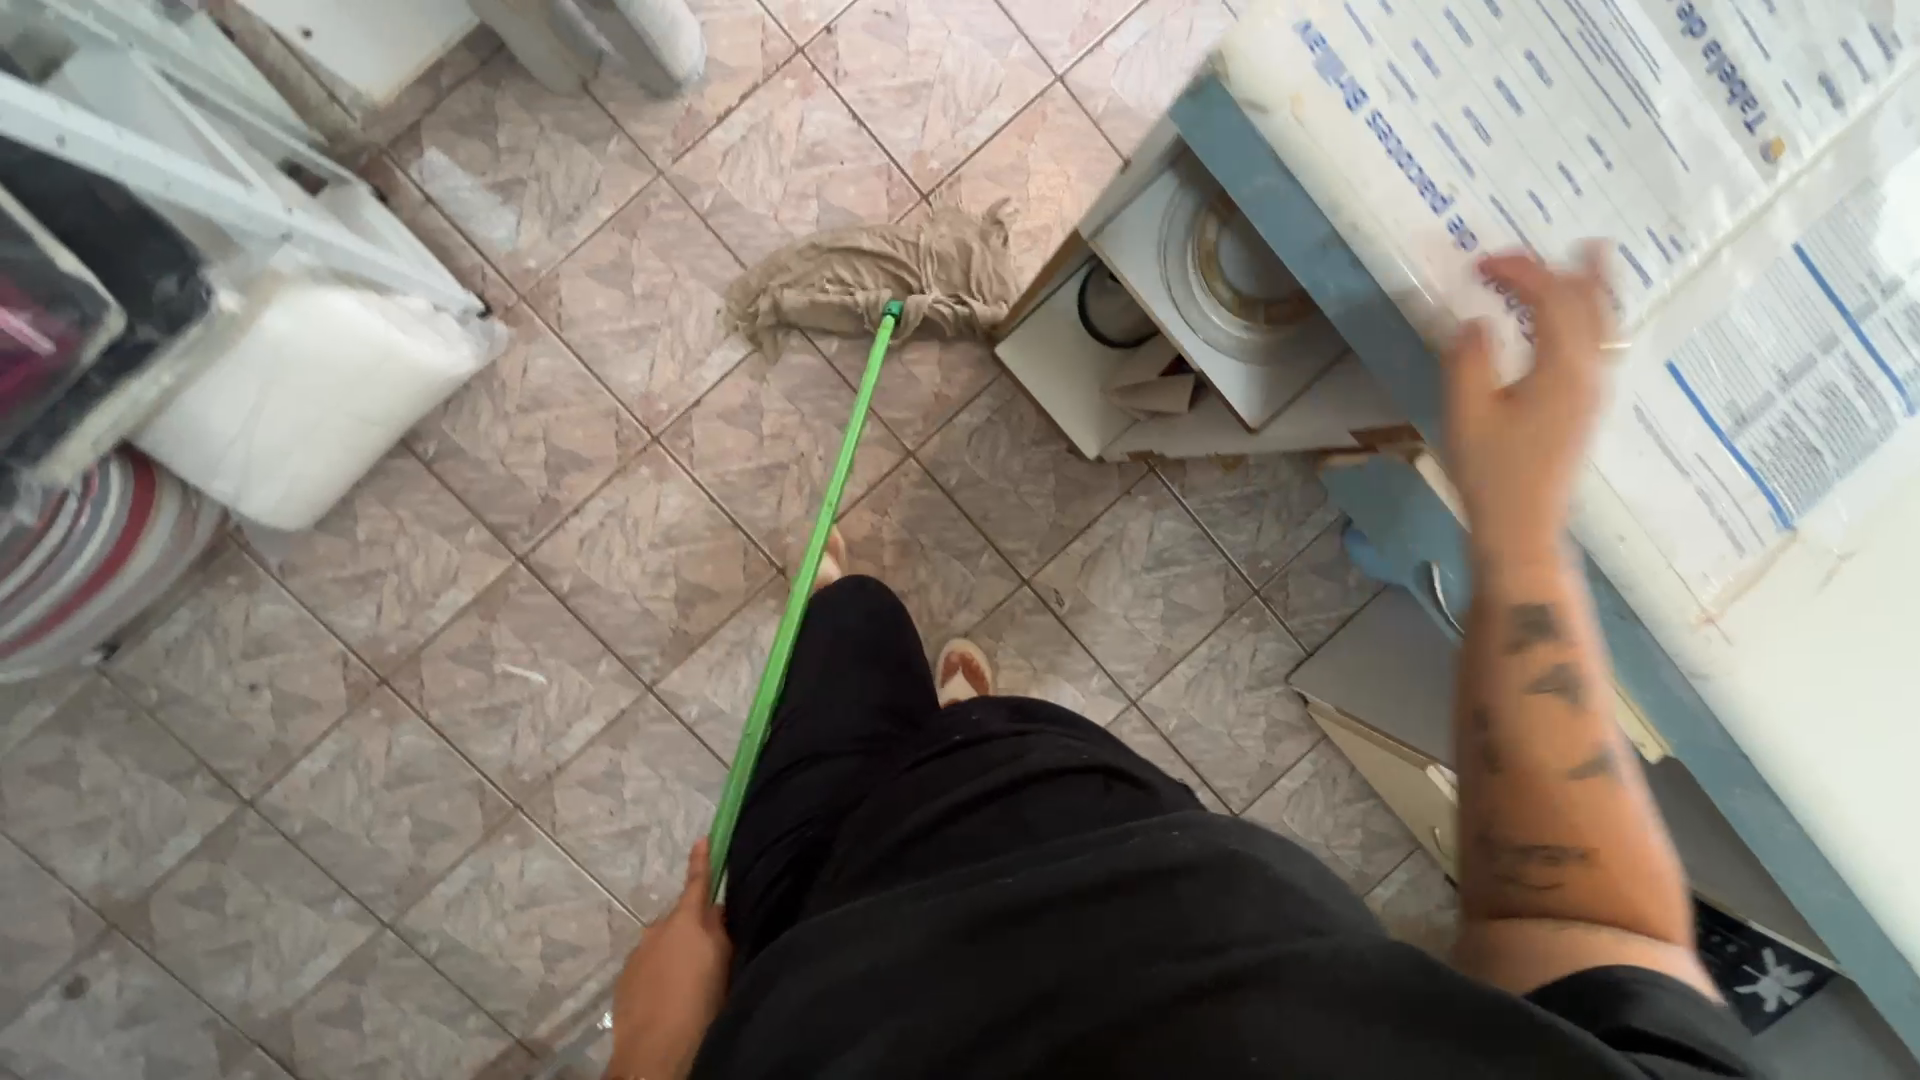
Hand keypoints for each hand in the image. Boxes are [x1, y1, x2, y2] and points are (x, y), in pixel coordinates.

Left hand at [605, 839, 731, 1079]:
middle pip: (682, 919)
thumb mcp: (725, 959)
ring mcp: (637, 956)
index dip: (702, 860)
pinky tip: (671, 999)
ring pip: (664, 945)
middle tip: (713, 953)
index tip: (703, 838)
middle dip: (695, 928)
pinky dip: (661, 976)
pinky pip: (649, 968)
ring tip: (691, 984)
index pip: (697, 881)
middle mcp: (657, 930)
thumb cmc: (701, 1000)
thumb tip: (715, 909)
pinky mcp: (624, 983)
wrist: (656, 1051)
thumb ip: (720, 929)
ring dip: (677, 955)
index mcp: (685, 920)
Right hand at [1442, 244, 1614, 562]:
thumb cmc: (1489, 470)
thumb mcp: (1466, 414)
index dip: (1518, 272)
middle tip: (1519, 256)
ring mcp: (1594, 388)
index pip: (1549, 299)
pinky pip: (1601, 340)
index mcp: (1561, 367)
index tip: (1480, 263)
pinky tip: (1579, 316)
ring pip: (1605, 319)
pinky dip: (1592, 312)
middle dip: (1556, 269)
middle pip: (1589, 301)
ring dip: (1590, 284)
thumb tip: (1474, 321)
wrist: (1522, 522)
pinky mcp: (1586, 403)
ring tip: (1586, 256)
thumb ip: (1468, 361)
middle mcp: (1590, 370)